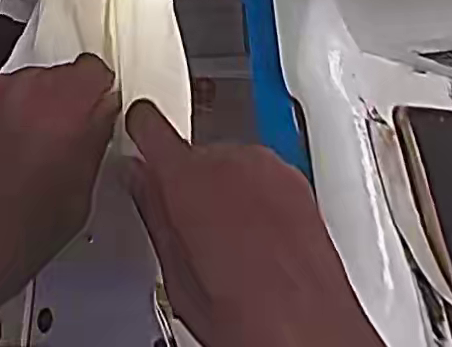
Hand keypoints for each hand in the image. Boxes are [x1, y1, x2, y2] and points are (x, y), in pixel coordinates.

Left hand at [0, 55, 118, 346]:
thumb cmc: (22, 230)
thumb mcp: (83, 190)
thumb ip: (98, 135)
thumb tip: (104, 110)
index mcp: (71, 110)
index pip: (97, 70)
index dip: (100, 91)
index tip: (99, 107)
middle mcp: (36, 90)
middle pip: (67, 71)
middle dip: (71, 97)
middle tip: (67, 133)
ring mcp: (5, 89)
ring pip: (39, 77)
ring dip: (42, 99)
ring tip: (35, 141)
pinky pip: (10, 86)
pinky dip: (14, 104)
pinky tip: (12, 139)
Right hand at [124, 100, 385, 346]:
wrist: (312, 333)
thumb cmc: (248, 317)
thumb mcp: (176, 275)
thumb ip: (154, 211)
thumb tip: (140, 181)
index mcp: (185, 177)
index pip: (149, 125)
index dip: (140, 126)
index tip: (138, 128)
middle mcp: (225, 158)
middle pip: (192, 151)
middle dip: (188, 180)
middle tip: (193, 226)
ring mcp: (263, 164)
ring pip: (228, 159)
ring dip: (224, 184)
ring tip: (231, 239)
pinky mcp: (292, 175)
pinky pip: (260, 170)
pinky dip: (255, 191)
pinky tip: (259, 234)